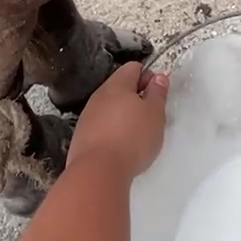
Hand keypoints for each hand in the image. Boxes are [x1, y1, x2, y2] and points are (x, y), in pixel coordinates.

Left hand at [67, 62, 169, 177]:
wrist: (97, 173)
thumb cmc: (132, 138)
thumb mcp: (155, 114)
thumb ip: (158, 93)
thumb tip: (158, 78)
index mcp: (117, 84)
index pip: (134, 67)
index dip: (149, 77)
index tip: (158, 95)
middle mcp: (99, 96)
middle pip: (121, 88)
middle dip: (137, 99)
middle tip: (151, 118)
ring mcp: (87, 117)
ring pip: (110, 109)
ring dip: (124, 117)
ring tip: (137, 137)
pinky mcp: (81, 138)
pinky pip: (101, 128)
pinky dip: (112, 133)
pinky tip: (121, 149)